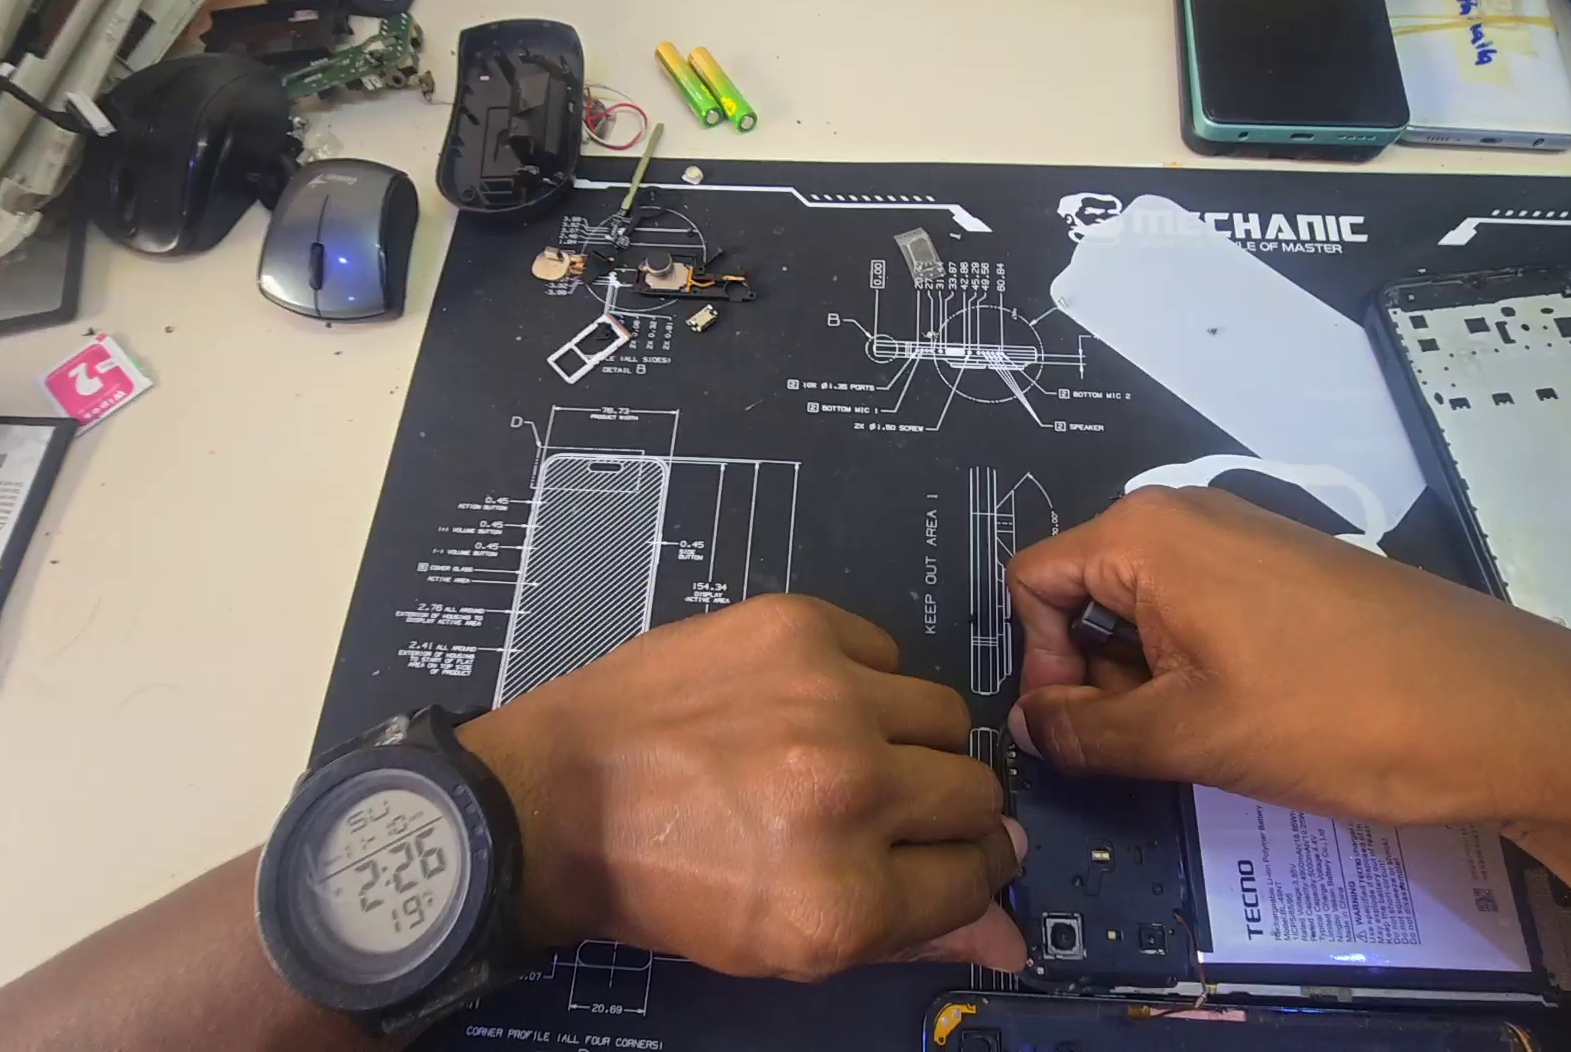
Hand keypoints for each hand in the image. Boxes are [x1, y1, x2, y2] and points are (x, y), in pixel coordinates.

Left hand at [461, 595, 1025, 980]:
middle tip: (891, 800)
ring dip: (912, 737)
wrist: (560, 792)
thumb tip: (1010, 930)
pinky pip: (885, 648)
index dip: (971, 866)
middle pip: (974, 789)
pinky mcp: (798, 626)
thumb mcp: (783, 944)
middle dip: (949, 805)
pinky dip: (865, 677)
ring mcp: (826, 695)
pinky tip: (812, 693)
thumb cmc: (667, 883)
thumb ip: (909, 937)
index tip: (954, 851)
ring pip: (945, 712)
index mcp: (843, 898)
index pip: (975, 874)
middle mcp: (849, 790)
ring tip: (851, 741)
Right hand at [1005, 486, 1570, 827]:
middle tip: (1142, 738)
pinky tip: (1236, 705)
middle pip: (1082, 591)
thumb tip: (1021, 724)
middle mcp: (1178, 516)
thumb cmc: (1333, 714)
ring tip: (1197, 728)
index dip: (1038, 658)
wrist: (1519, 713)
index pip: (1032, 582)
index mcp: (1141, 534)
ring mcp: (1234, 534)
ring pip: (1136, 603)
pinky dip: (1184, 656)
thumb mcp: (1187, 735)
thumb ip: (1081, 731)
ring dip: (1138, 672)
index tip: (1077, 724)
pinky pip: (1189, 601)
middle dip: (1091, 670)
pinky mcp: (1274, 563)